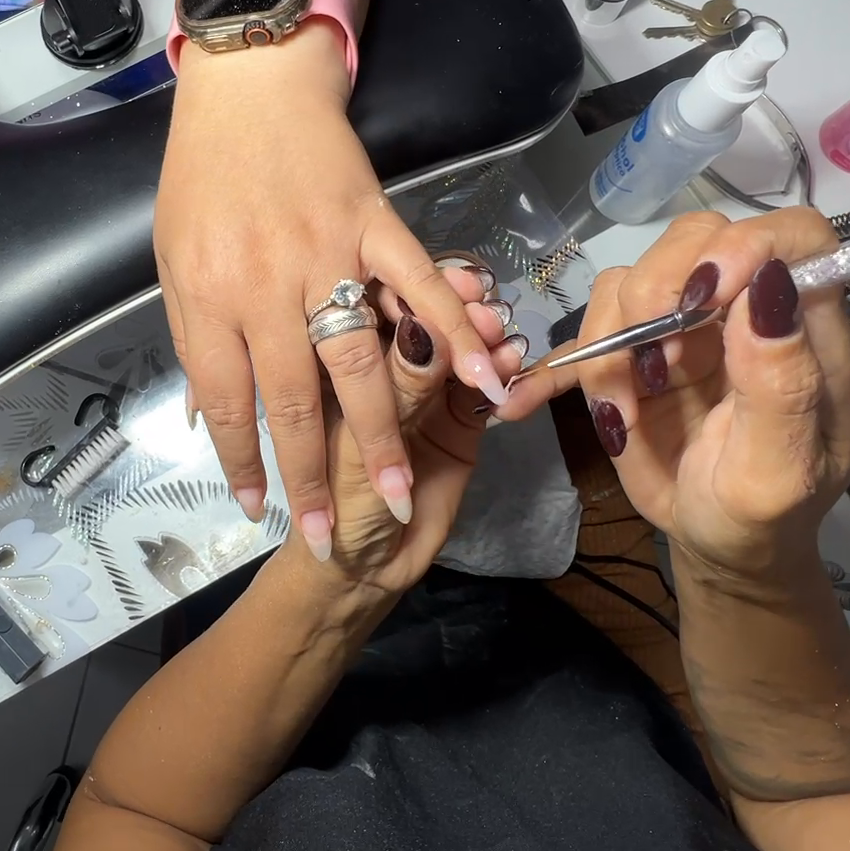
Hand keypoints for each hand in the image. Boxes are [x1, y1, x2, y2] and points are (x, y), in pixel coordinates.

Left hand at [155, 31, 511, 561]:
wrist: (247, 89)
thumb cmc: (201, 179)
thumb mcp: (175, 263)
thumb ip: (197, 340)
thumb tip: (207, 417)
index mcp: (210, 298)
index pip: (227, 402)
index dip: (241, 463)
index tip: (257, 511)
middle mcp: (267, 288)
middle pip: (293, 399)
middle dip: (311, 477)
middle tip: (328, 540)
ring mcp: (328, 256)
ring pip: (359, 360)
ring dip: (382, 436)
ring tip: (397, 499)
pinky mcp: (376, 225)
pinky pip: (420, 286)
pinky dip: (456, 333)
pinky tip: (486, 382)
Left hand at [308, 283, 519, 596]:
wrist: (365, 568)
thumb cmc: (337, 505)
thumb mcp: (360, 446)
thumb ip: (396, 392)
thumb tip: (423, 328)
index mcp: (341, 363)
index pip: (378, 315)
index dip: (413, 296)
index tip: (446, 282)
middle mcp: (384, 368)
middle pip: (424, 327)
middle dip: (453, 312)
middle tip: (482, 304)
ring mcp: (426, 391)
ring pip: (457, 354)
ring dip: (480, 340)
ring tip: (501, 333)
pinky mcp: (460, 418)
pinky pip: (482, 390)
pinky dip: (498, 375)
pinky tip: (512, 363)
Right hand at [497, 210, 849, 577]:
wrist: (717, 542)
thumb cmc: (761, 515)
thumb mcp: (781, 471)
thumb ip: (781, 386)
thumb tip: (767, 290)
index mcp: (799, 327)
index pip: (790, 236)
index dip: (744, 246)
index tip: (700, 301)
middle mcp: (738, 312)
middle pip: (692, 242)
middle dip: (656, 296)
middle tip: (656, 368)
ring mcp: (677, 330)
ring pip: (624, 284)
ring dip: (608, 345)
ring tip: (622, 410)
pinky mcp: (626, 353)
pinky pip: (579, 334)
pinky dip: (551, 368)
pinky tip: (522, 401)